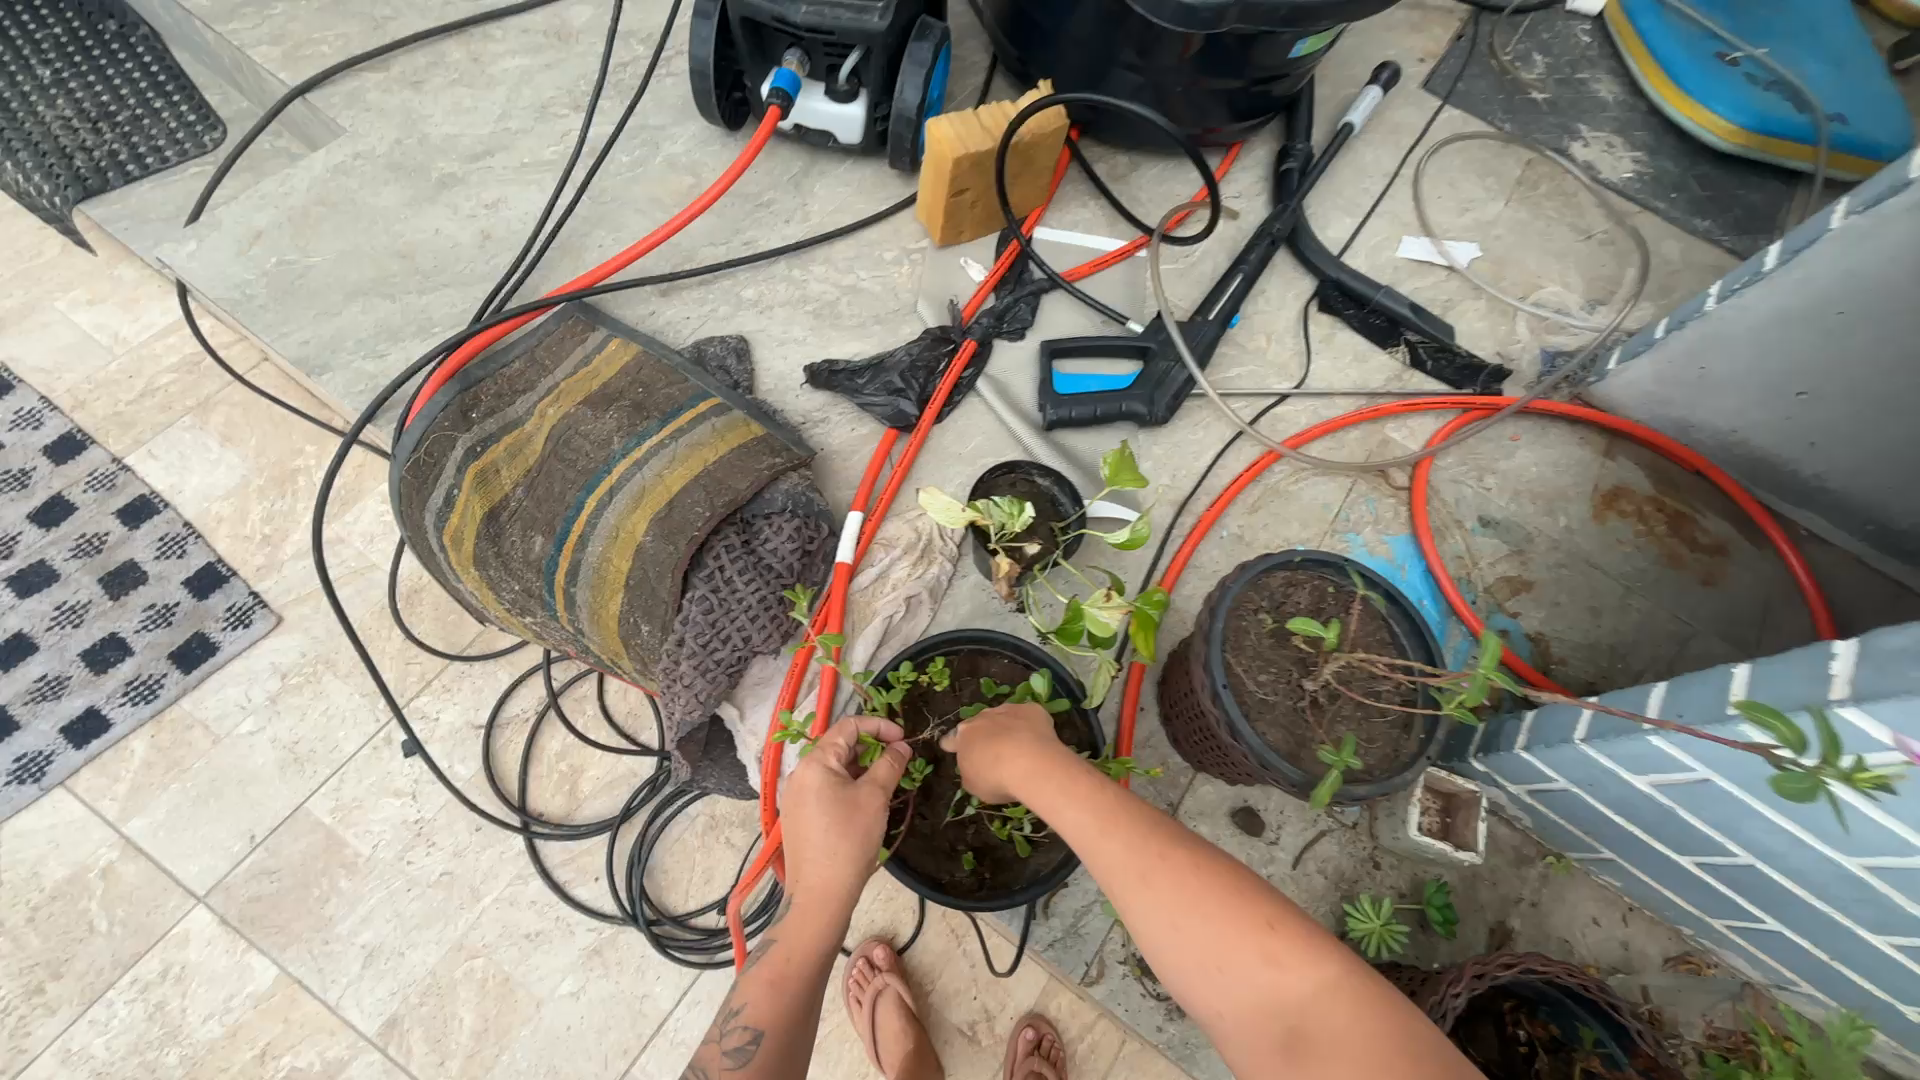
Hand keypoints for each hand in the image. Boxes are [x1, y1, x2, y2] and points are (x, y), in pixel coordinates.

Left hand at [781, 715, 911, 923]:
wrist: (820, 895)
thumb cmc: (849, 839)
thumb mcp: (875, 796)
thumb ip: (889, 764)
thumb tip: (901, 746)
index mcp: (815, 762)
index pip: (848, 726)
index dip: (879, 726)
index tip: (903, 738)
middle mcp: (800, 774)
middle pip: (839, 746)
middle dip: (872, 748)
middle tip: (898, 760)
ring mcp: (797, 797)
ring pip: (834, 769)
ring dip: (862, 768)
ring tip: (887, 781)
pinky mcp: (800, 817)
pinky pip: (827, 788)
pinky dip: (850, 785)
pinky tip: (868, 802)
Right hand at [938, 702, 1072, 803]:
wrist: (1029, 763)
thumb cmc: (995, 778)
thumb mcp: (974, 785)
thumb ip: (970, 773)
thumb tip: (975, 767)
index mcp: (964, 737)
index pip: (952, 739)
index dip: (952, 744)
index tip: (950, 746)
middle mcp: (982, 718)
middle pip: (979, 724)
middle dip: (984, 734)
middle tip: (993, 751)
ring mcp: (1007, 710)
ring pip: (1004, 717)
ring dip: (1007, 728)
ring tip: (1018, 746)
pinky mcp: (1031, 709)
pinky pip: (1027, 716)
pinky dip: (1030, 725)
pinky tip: (1038, 739)